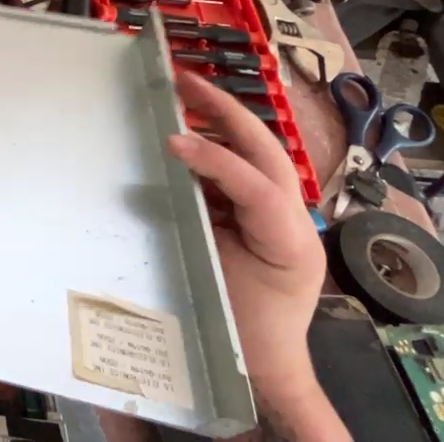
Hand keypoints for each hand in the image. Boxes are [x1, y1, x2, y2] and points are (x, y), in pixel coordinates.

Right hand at [166, 73, 324, 388]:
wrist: (266, 364)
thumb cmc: (240, 329)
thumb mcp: (214, 279)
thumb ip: (191, 228)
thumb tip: (148, 186)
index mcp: (290, 241)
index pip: (258, 185)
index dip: (216, 158)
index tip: (171, 138)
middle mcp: (295, 220)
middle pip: (267, 151)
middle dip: (226, 110)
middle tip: (182, 79)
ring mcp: (281, 215)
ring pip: (257, 153)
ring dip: (220, 118)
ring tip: (181, 90)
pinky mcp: (261, 214)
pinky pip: (240, 168)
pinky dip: (213, 141)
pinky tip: (184, 125)